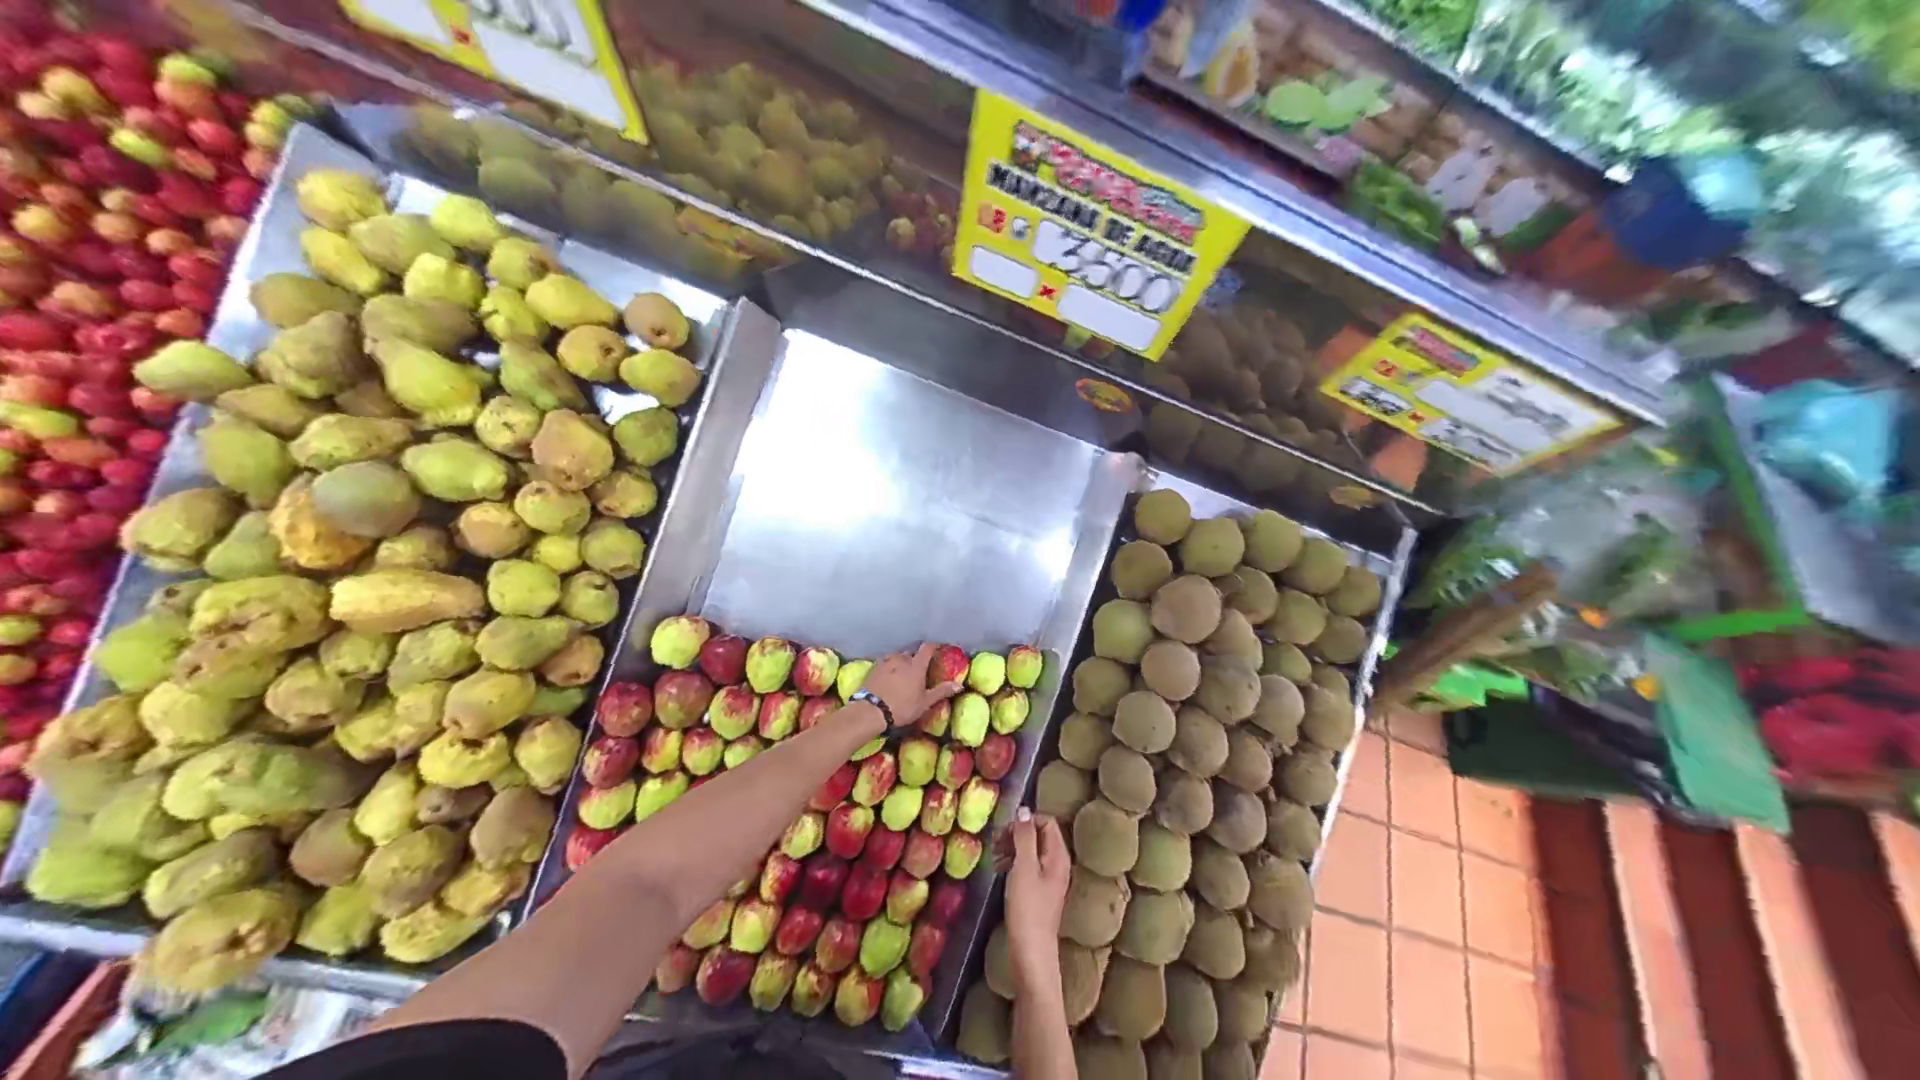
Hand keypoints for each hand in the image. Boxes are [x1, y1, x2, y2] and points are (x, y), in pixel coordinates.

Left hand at [861, 642, 962, 730]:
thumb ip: (941, 691)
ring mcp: (886, 661)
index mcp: (916, 665)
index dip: (934, 645)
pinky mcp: (875, 667)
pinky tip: (890, 675)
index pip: (927, 648)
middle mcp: (901, 658)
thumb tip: (959, 685)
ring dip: (903, 661)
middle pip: (912, 652)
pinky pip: (887, 662)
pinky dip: (891, 666)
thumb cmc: (902, 707)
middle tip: (921, 667)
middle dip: (917, 657)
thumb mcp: (924, 702)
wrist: (871, 710)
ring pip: (898, 656)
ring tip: (904, 672)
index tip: (939, 647)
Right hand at [1004, 808, 1069, 984]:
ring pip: (1032, 851)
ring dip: (1013, 848)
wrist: (1031, 951)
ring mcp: (1050, 879)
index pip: (1047, 822)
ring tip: (995, 856)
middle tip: (996, 842)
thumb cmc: (1028, 907)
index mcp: (1059, 855)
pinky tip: (1001, 870)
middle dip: (1017, 834)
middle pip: (1039, 835)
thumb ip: (1025, 836)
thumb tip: (1024, 809)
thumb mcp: (1024, 866)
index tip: (1006, 831)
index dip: (1026, 821)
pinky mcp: (1040, 892)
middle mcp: (1058, 864)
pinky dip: (1014, 863)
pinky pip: (1028, 867)